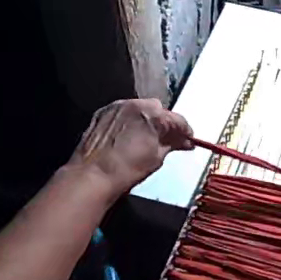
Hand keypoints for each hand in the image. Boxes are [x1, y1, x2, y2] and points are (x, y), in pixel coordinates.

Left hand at [66, 98, 193, 195]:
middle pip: (158, 110)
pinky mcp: (103, 112)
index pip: (177, 120)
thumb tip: (183, 142)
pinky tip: (129, 137)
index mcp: (153, 114)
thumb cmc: (126, 170)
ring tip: (146, 139)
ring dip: (146, 120)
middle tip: (167, 140)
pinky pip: (123, 112)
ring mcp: (117, 106)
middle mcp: (136, 104)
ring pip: (140, 109)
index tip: (187, 140)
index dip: (185, 132)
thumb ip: (171, 144)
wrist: (92, 175)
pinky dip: (129, 121)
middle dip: (164, 123)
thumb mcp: (156, 158)